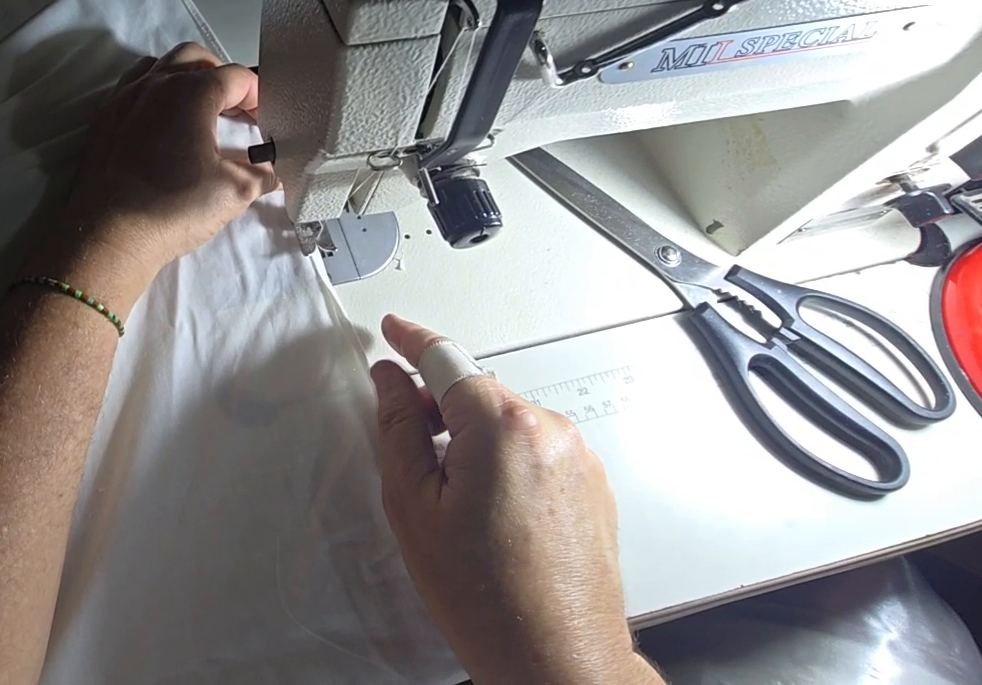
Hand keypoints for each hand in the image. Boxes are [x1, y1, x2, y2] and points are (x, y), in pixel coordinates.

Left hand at [47, 43, 277, 293]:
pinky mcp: (104, 117)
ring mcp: (125, 97)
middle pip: (196, 58)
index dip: (257, 94)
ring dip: (185, 77)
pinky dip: (154, 91)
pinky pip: (132, 85)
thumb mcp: (233, 193)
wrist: (109, 234)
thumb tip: (271, 171)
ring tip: (199, 107)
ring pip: (160, 65)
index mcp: (191, 93)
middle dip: (221, 75)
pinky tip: (161, 120)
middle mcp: (155, 84)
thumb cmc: (170, 208)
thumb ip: (260, 174)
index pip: (235, 77)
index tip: (263, 116)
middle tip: (235, 106)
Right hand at [371, 315, 658, 684]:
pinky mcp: (591, 481)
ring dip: (471, 433)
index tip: (393, 331)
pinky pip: (532, 445)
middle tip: (409, 443)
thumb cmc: (487, 598)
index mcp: (502, 426)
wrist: (559, 665)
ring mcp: (577, 456)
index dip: (410, 340)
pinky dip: (502, 455)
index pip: (445, 359)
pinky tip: (487, 506)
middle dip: (437, 403)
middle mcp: (549, 430)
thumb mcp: (413, 505)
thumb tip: (390, 379)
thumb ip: (398, 427)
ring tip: (451, 494)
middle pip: (476, 389)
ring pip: (503, 418)